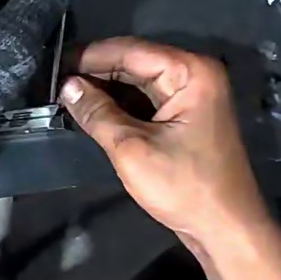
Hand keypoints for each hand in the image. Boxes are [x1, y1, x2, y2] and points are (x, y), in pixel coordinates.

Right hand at [59, 37, 268, 247]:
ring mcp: (193, 96)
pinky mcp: (187, 117)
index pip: (131, 51)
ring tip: (66, 94)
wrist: (226, 228)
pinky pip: (148, 100)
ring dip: (106, 88)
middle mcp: (195, 75)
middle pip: (136, 62)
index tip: (55, 64)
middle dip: (96, 72)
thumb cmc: (184, 187)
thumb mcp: (132, 149)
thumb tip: (67, 86)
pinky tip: (92, 109)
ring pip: (140, 81)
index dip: (90, 56)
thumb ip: (97, 113)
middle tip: (55, 81)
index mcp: (191, 72)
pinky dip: (121, 104)